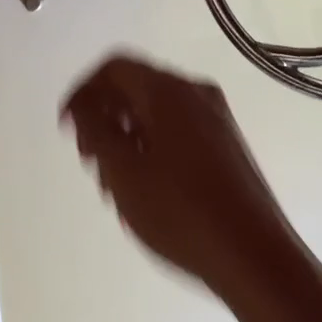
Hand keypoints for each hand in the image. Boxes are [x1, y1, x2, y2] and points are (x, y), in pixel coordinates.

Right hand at [62, 55, 297, 293]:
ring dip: (128, 140)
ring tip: (116, 187)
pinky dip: (152, 149)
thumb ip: (95, 129)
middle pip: (137, 88)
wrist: (255, 254)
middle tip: (91, 163)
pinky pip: (178, 131)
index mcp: (170, 90)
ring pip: (156, 113)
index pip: (115, 67)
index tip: (67, 130)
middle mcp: (196, 93)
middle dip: (106, 120)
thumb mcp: (123, 172)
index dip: (83, 92)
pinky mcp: (227, 143)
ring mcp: (216, 117)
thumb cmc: (181, 212)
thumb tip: (83, 104)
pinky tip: (146, 193)